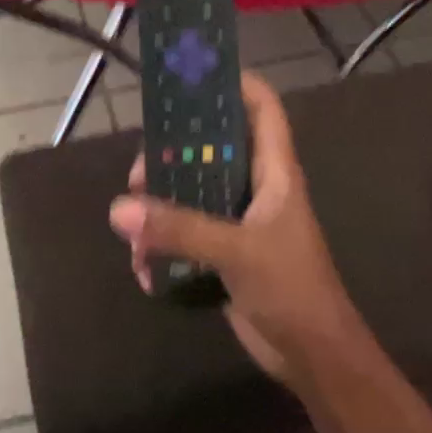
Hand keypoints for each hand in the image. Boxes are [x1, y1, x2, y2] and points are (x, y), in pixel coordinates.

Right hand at [109, 72, 363, 382]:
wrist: (312, 354)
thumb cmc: (291, 289)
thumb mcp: (237, 251)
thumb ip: (180, 228)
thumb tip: (119, 209)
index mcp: (275, 173)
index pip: (262, 109)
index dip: (234, 84)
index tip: (190, 77)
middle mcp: (257, 190)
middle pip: (211, 149)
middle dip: (172, 156)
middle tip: (139, 174)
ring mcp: (239, 224)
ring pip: (191, 195)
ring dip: (159, 210)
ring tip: (133, 231)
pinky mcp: (224, 256)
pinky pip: (185, 237)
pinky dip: (161, 248)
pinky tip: (144, 269)